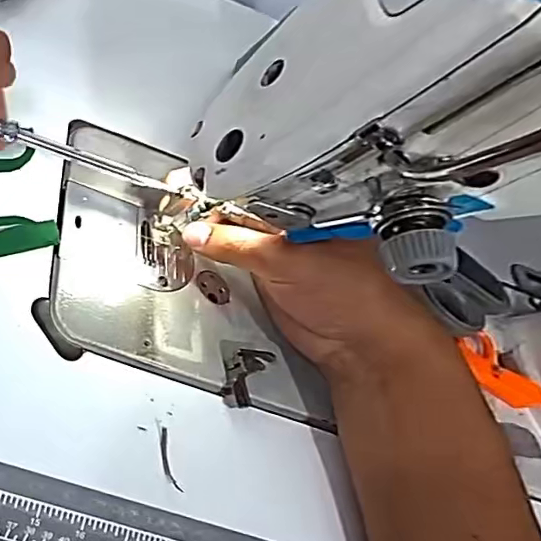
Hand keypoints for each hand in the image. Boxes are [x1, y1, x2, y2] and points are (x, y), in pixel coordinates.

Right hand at [182, 217, 453, 378]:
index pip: (254, 194)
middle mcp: (292, 231)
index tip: (193, 200)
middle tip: (181, 217)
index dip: (222, 196)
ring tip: (185, 234)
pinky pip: (234, 266)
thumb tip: (198, 233)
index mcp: (307, 212)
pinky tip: (201, 257)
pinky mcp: (267, 280)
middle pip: (239, 216)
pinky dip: (216, 263)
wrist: (358, 346)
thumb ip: (238, 245)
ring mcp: (278, 256)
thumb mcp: (286, 261)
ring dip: (210, 241)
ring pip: (234, 241)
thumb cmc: (355, 297)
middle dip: (210, 218)